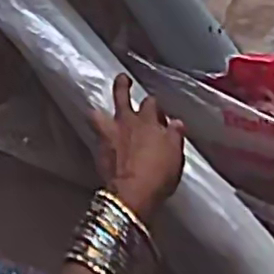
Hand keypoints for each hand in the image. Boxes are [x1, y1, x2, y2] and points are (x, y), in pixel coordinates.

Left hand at [89, 74, 184, 218]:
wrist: (133, 194)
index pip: (151, 102)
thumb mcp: (175, 154)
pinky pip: (96, 138)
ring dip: (100, 112)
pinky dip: (99, 138)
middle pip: (121, 96)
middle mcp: (127, 122)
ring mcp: (110, 134)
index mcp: (148, 120)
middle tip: (123, 79)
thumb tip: (176, 122)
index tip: (158, 112)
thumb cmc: (159, 174)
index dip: (155, 105)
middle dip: (122, 85)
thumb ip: (175, 135)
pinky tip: (102, 142)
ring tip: (99, 112)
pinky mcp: (99, 151)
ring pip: (99, 114)